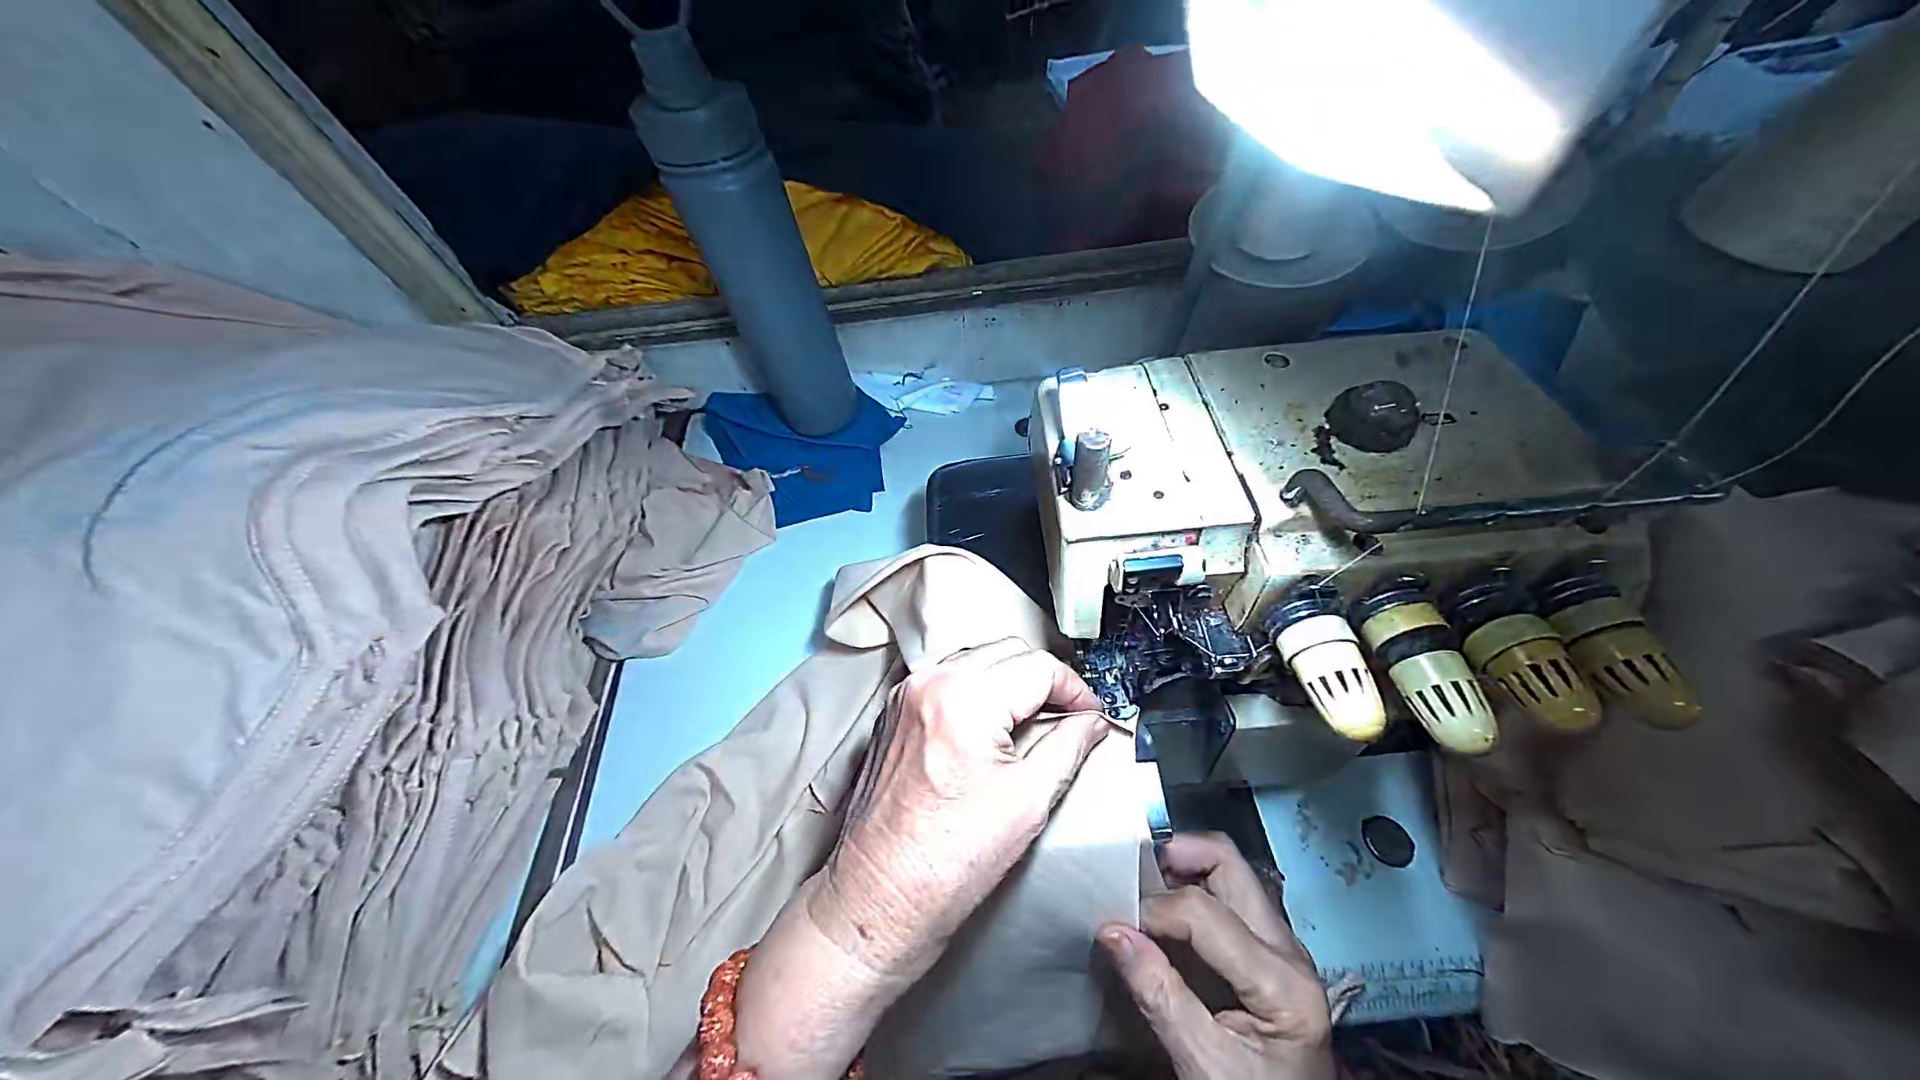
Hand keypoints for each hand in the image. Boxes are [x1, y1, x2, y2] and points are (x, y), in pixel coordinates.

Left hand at [732, 637, 1111, 1079]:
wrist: (879, 896)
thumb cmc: (944, 861)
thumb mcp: (1028, 801)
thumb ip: (1068, 747)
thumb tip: (1090, 723)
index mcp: (963, 698)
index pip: (1038, 666)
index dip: (1075, 689)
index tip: (1090, 714)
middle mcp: (929, 683)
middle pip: (1007, 652)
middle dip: (1045, 680)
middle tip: (1070, 716)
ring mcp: (907, 695)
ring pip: (978, 660)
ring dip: (1012, 680)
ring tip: (1036, 722)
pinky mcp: (895, 712)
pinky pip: (949, 679)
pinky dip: (979, 690)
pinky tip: (994, 726)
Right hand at [1099, 833, 1334, 1079]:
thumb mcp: (1204, 1066)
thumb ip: (1160, 996)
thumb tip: (1112, 932)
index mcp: (1284, 984)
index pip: (1202, 912)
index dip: (1151, 911)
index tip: (1116, 929)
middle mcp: (1290, 951)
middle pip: (1228, 863)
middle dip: (1175, 855)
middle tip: (1132, 874)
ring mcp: (1283, 947)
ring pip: (1230, 870)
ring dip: (1183, 866)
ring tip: (1144, 889)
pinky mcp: (1269, 951)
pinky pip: (1230, 895)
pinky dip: (1191, 887)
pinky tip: (1164, 910)